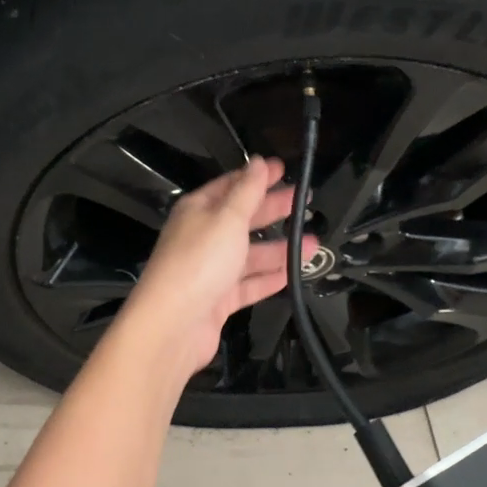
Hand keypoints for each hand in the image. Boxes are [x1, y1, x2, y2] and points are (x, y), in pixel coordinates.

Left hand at [115, 157, 315, 375]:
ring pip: (250, 254)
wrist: (173, 324)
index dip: (257, 177)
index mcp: (198, 210)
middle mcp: (203, 237)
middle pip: (243, 218)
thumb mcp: (227, 217)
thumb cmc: (198, 262)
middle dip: (274, 209)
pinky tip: (292, 274)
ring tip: (312, 243)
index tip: (283, 169)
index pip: (231, 186)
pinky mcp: (219, 299)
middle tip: (304, 201)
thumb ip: (247, 191)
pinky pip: (250, 284)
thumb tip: (257, 162)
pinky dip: (270, 278)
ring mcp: (210, 270)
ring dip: (280, 247)